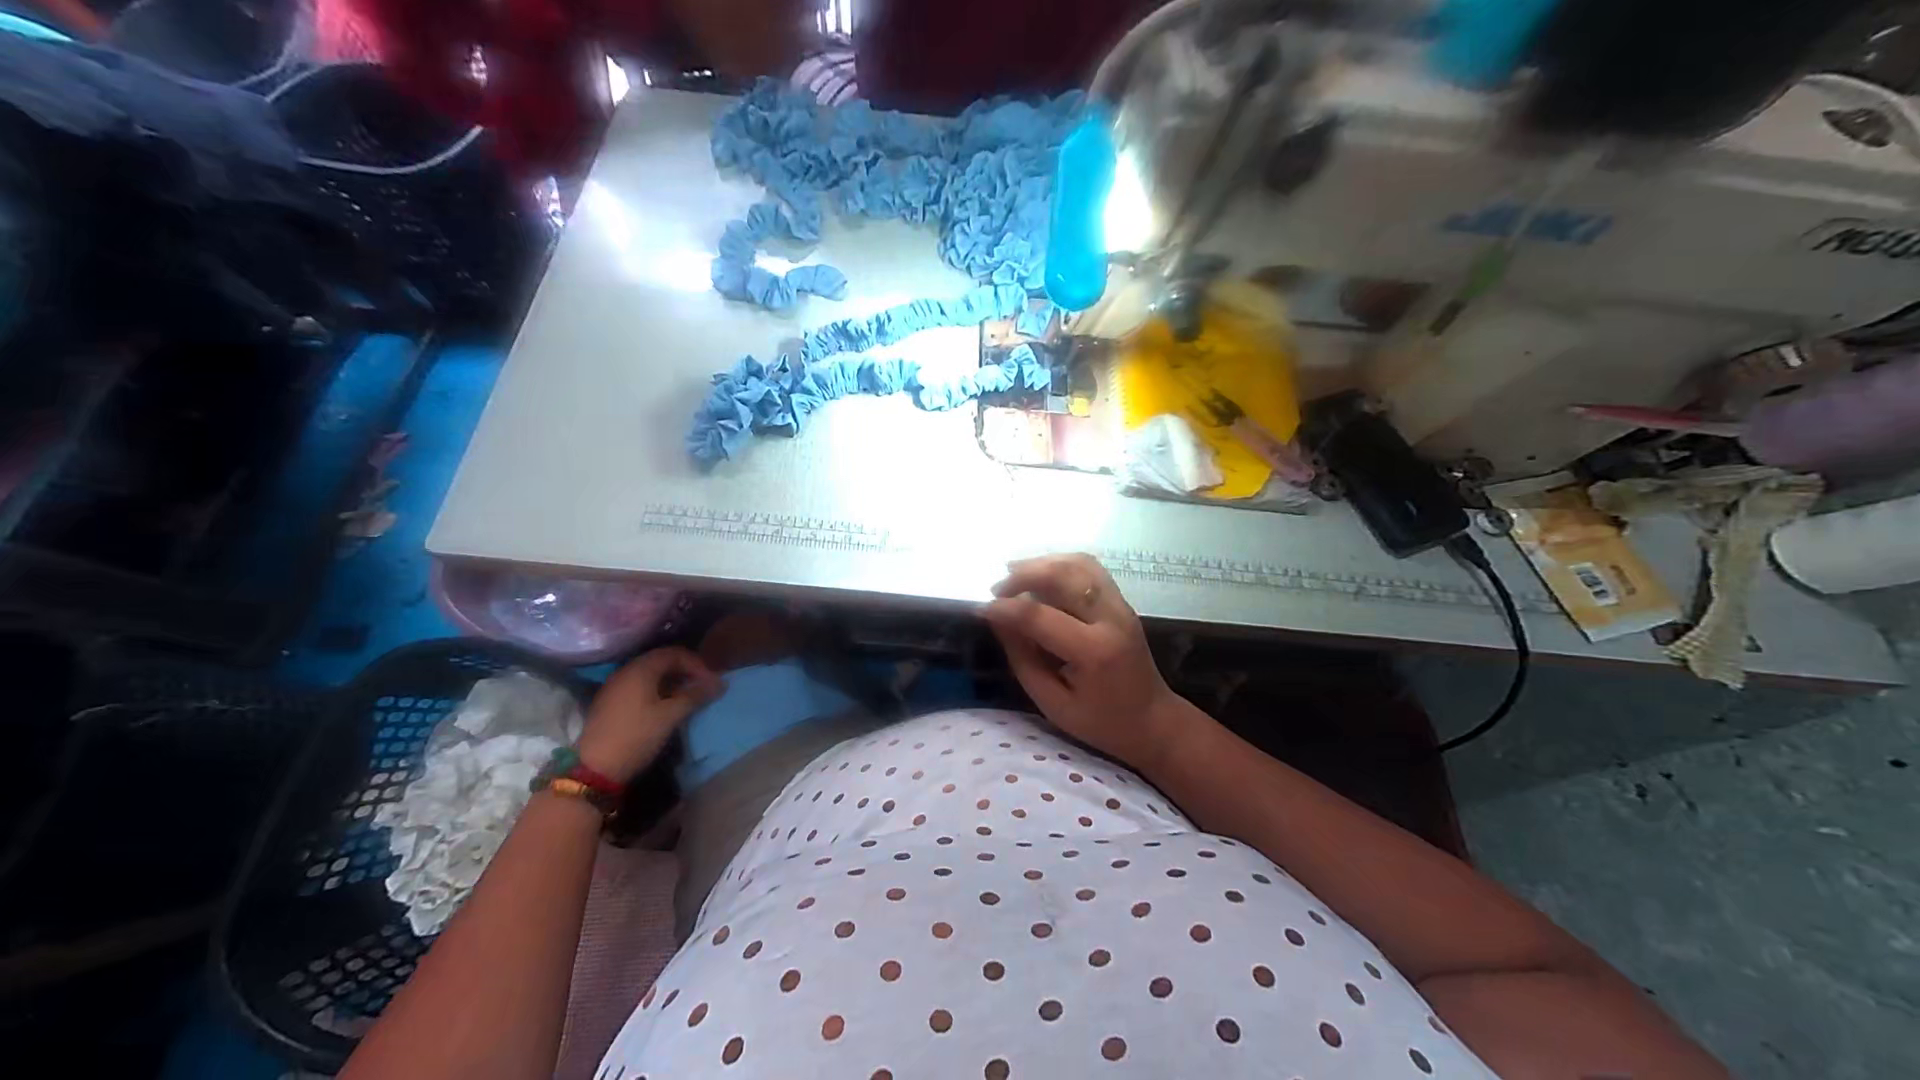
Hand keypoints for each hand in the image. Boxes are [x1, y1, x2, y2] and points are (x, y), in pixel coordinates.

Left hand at [575, 647, 722, 783]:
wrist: (595, 769)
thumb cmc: (637, 736)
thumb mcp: (671, 716)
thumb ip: (695, 695)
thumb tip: (720, 682)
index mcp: (640, 669)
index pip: (674, 653)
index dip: (696, 664)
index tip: (711, 681)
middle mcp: (625, 671)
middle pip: (660, 661)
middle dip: (685, 671)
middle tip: (702, 687)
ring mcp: (614, 686)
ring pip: (649, 674)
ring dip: (671, 681)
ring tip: (687, 697)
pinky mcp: (609, 702)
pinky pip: (638, 686)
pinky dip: (656, 690)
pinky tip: (665, 706)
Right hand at [982, 554, 1186, 771]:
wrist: (1154, 721)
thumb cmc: (1102, 722)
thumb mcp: (1053, 703)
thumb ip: (1023, 659)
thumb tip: (997, 620)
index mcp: (1095, 651)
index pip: (1040, 616)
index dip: (1005, 609)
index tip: (981, 610)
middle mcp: (1112, 618)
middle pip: (1063, 576)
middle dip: (1023, 576)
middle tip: (996, 590)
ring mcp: (1121, 606)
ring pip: (1079, 564)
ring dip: (1042, 563)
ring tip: (1013, 573)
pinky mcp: (1122, 602)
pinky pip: (1090, 569)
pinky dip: (1061, 564)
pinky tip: (1040, 573)